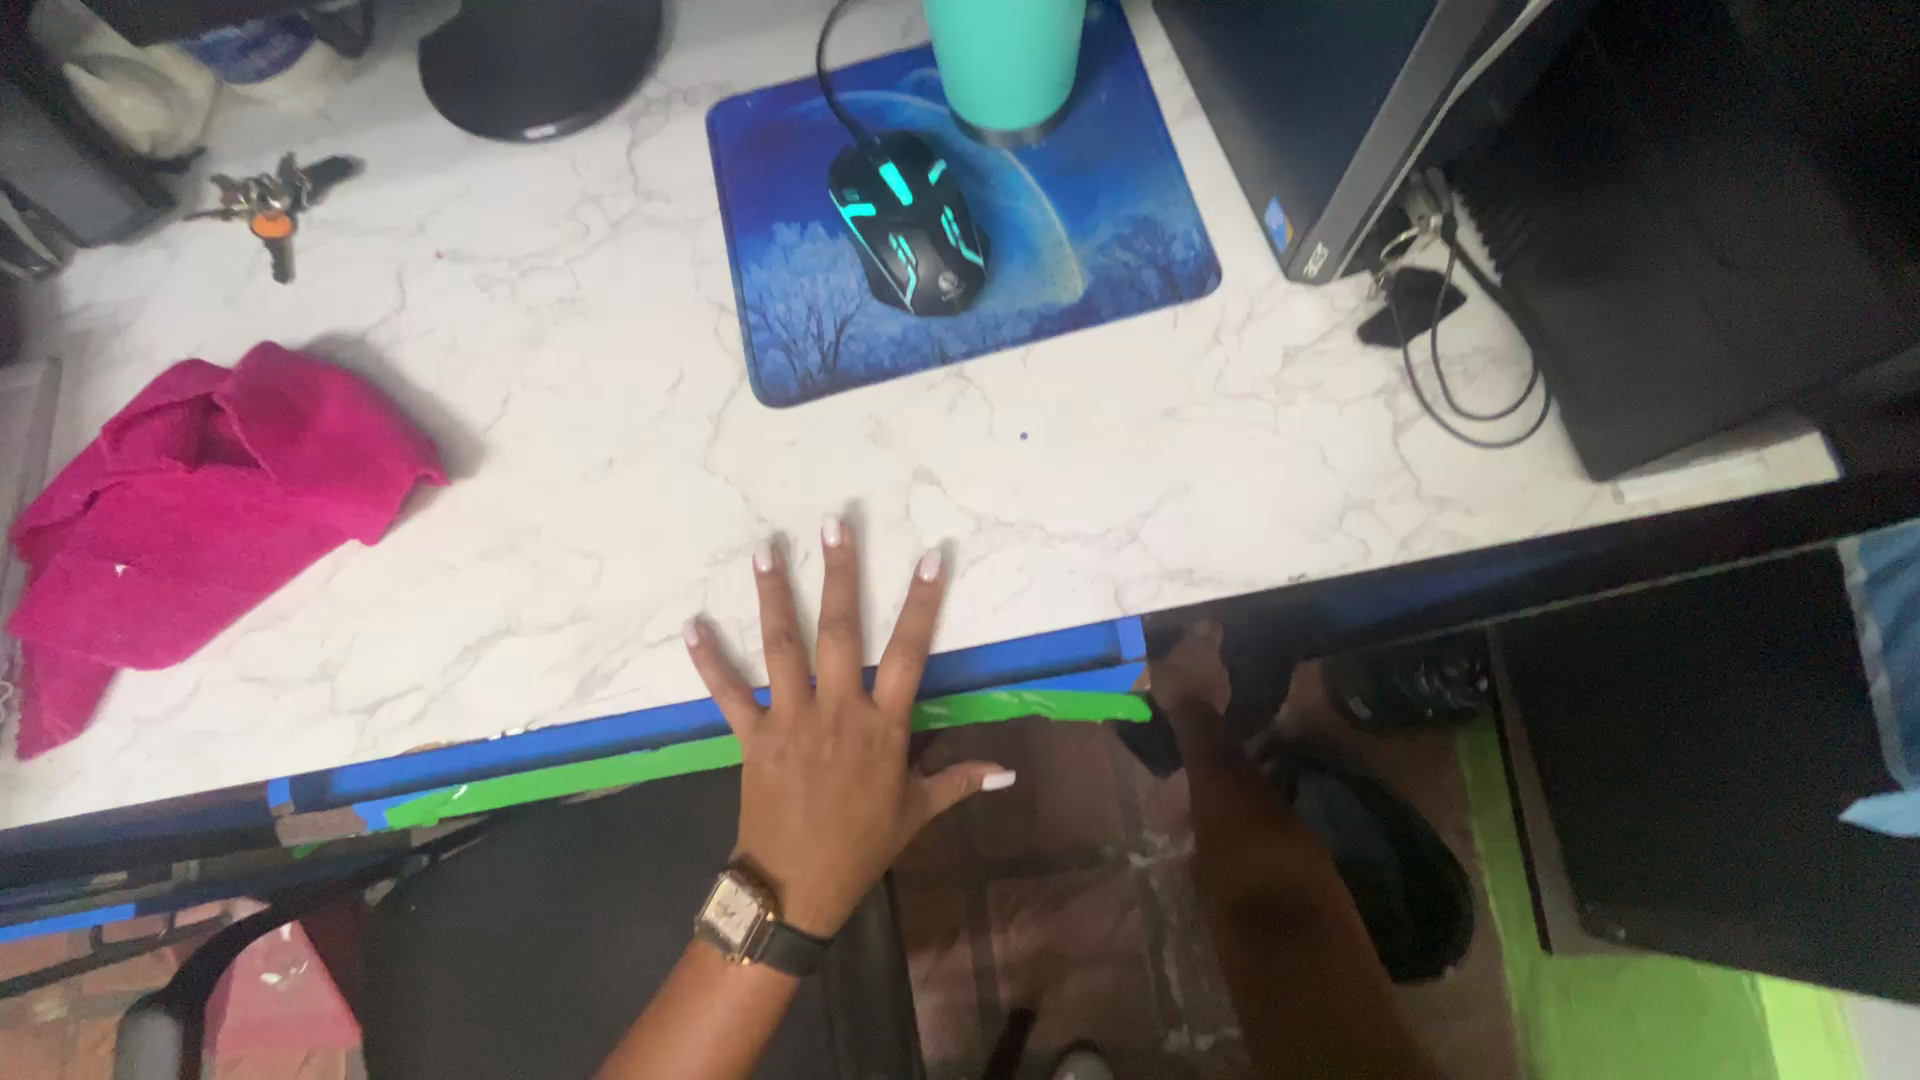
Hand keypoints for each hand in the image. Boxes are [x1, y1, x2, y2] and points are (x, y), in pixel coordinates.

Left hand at [683, 517, 1013, 938]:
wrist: (797, 888)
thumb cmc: (863, 845)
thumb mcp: (917, 810)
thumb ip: (961, 779)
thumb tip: (1011, 771)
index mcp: (883, 726)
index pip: (908, 653)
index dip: (921, 604)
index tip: (928, 558)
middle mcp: (838, 711)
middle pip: (839, 632)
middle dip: (839, 575)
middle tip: (835, 524)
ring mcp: (791, 720)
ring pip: (783, 648)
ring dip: (774, 597)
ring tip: (768, 550)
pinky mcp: (752, 736)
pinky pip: (729, 693)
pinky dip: (710, 661)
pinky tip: (691, 626)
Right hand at [1150, 620, 1231, 714]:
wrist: (1195, 716)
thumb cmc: (1173, 688)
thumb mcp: (1156, 672)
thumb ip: (1157, 660)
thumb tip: (1151, 655)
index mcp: (1195, 644)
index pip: (1203, 623)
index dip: (1197, 624)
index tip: (1188, 627)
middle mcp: (1212, 652)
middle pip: (1215, 634)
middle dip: (1207, 634)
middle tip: (1194, 640)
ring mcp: (1222, 669)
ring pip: (1215, 656)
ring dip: (1206, 659)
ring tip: (1193, 668)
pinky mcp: (1226, 686)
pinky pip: (1217, 675)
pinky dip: (1209, 677)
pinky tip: (1199, 684)